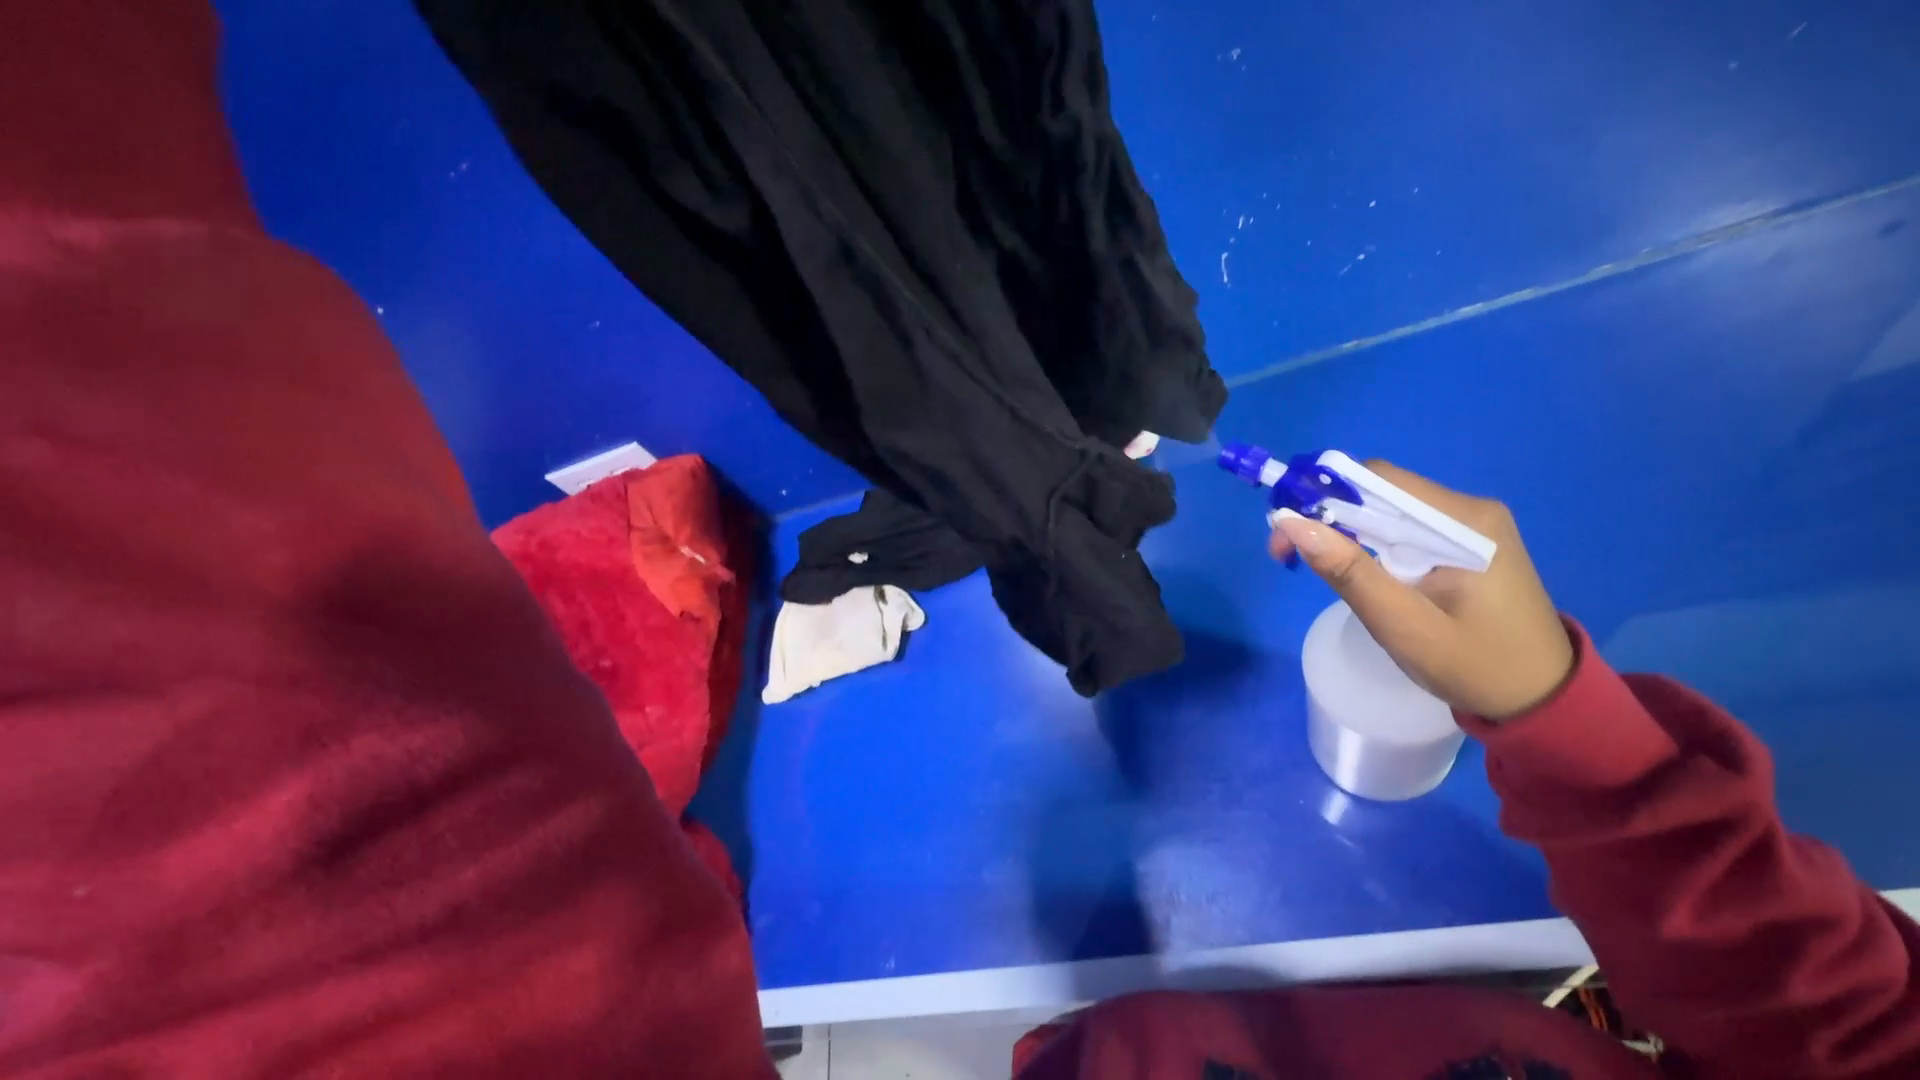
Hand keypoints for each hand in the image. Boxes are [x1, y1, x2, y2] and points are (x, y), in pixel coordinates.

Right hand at [1269, 462, 1574, 720]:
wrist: (1543, 700)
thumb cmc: (1475, 666)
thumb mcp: (1403, 626)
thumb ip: (1348, 572)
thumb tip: (1288, 522)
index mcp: (1465, 523)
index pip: (1377, 481)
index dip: (1320, 495)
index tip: (1282, 530)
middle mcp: (1469, 511)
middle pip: (1380, 492)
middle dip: (1326, 515)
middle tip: (1286, 554)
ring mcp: (1471, 527)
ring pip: (1389, 511)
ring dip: (1345, 531)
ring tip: (1316, 567)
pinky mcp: (1466, 545)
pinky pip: (1405, 529)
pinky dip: (1370, 544)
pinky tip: (1358, 573)